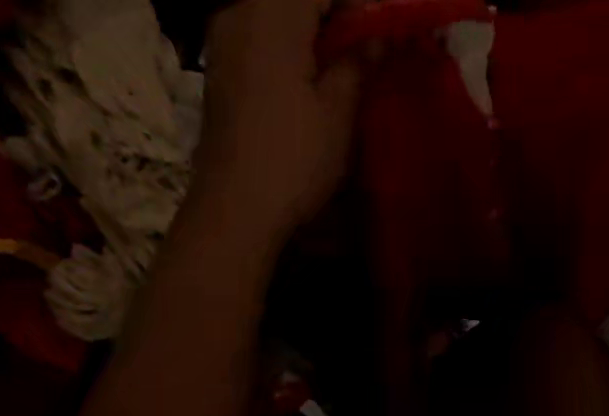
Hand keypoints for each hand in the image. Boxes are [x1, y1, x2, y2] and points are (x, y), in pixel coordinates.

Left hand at [190, 0, 361, 240]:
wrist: (238, 202)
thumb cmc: (295, 159)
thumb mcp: (338, 114)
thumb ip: (357, 64)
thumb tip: (379, 36)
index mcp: (272, 17)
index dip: (358, 4)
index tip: (386, 29)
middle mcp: (240, 11)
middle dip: (336, 13)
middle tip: (370, 47)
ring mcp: (225, 35)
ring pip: (276, 10)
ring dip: (315, 28)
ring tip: (347, 63)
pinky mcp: (222, 62)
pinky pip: (261, 30)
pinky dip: (292, 41)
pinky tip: (314, 75)